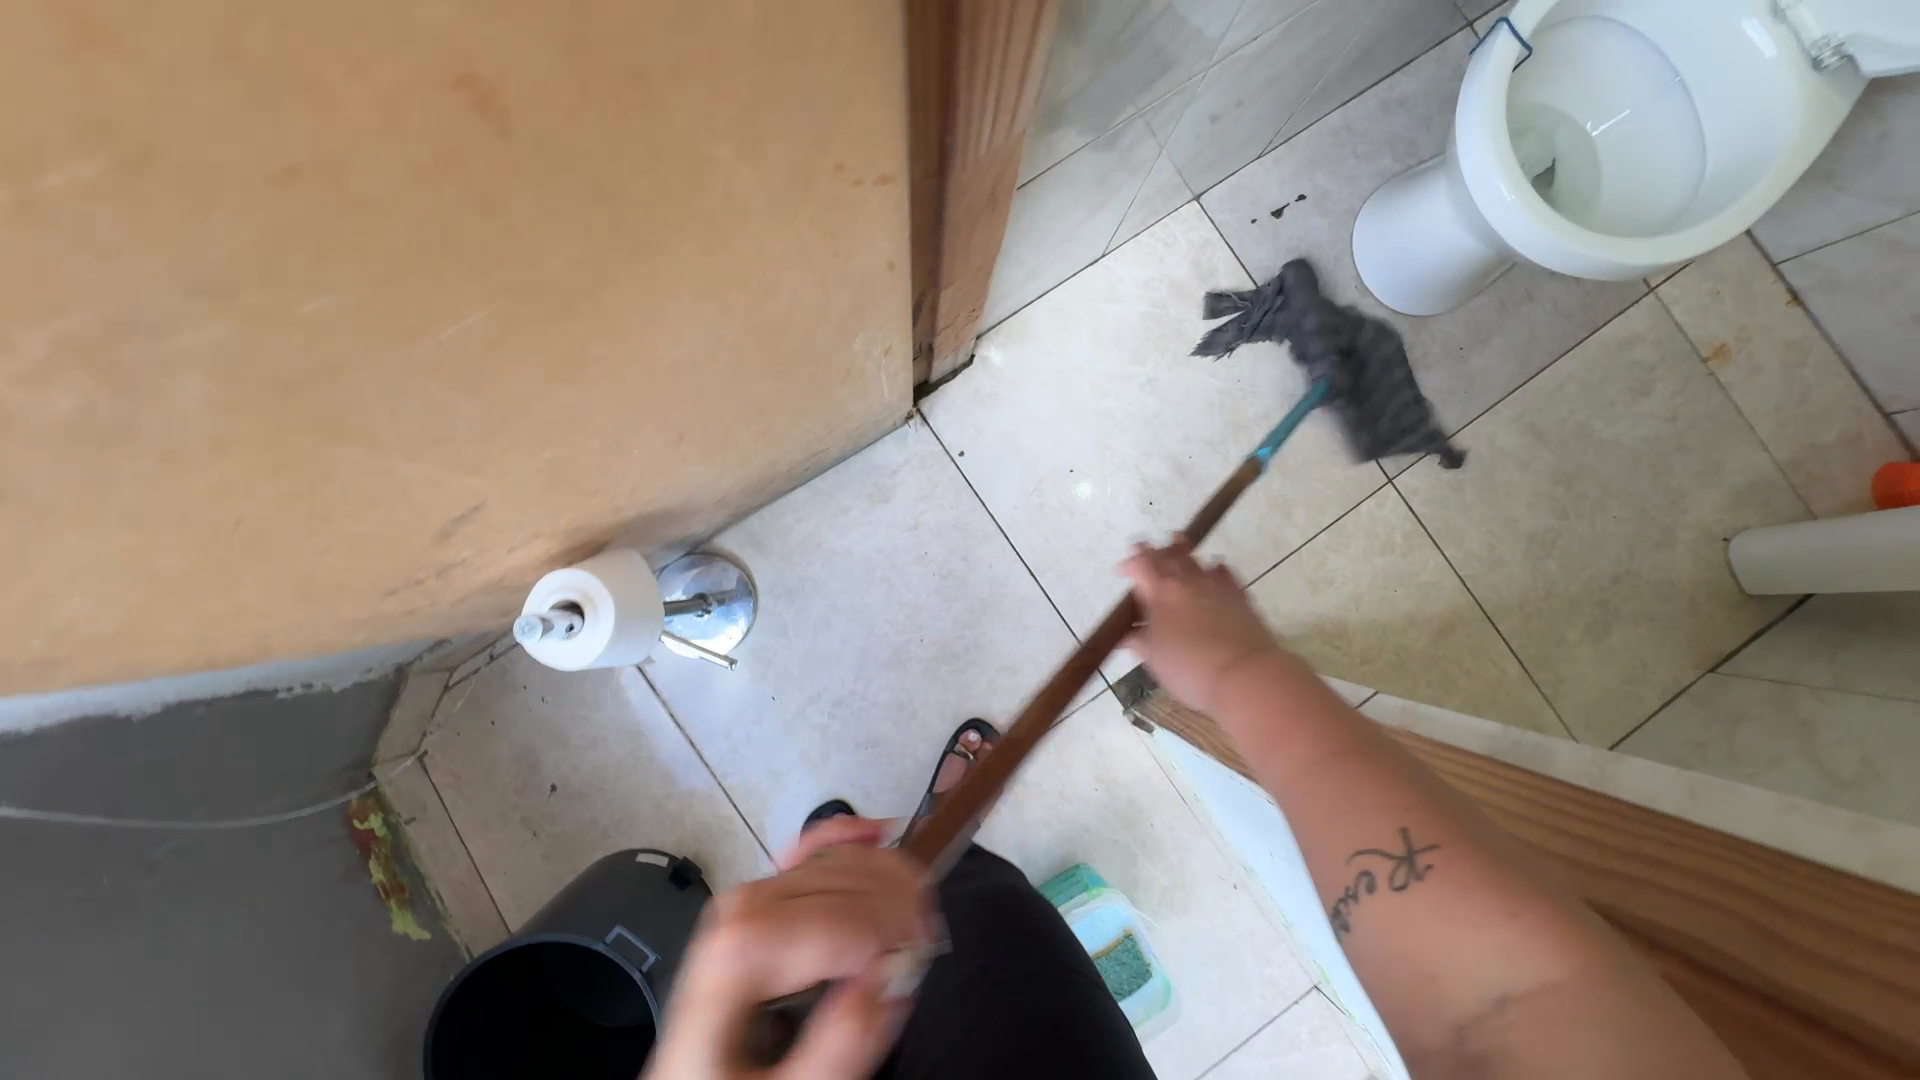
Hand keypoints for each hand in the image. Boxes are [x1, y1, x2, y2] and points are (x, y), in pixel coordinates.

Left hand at [647, 816, 934, 1079]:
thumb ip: (837, 1048)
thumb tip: (890, 979)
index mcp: (739, 955)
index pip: (836, 921)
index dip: (888, 934)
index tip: (920, 958)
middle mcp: (740, 909)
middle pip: (841, 881)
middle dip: (894, 903)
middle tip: (928, 939)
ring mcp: (749, 895)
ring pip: (836, 859)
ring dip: (886, 874)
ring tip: (917, 915)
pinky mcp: (761, 894)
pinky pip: (810, 848)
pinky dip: (847, 836)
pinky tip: (879, 832)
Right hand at [1121, 537, 1284, 713]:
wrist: (1244, 674)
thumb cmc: (1190, 668)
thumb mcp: (1155, 659)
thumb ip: (1140, 642)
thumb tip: (1128, 636)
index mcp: (1160, 595)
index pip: (1141, 566)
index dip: (1131, 563)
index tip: (1123, 570)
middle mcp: (1187, 583)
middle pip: (1169, 556)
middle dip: (1155, 550)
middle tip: (1147, 545)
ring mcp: (1216, 587)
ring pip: (1196, 559)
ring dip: (1183, 550)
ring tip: (1177, 540)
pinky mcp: (1240, 596)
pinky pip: (1226, 574)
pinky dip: (1217, 568)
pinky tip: (1216, 568)